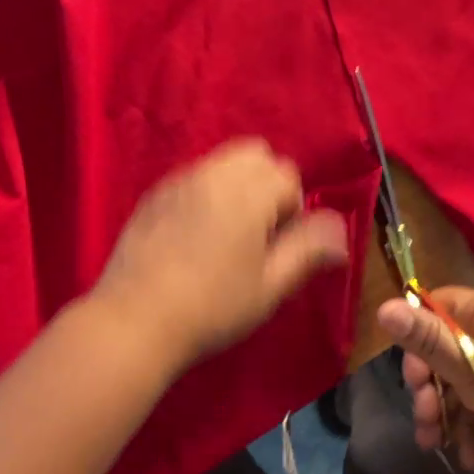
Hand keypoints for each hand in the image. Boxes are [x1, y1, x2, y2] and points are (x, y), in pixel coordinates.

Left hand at [92, 138, 349, 366]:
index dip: (292, 208)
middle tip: (258, 232)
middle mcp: (214, 173)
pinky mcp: (154, 194)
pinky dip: (205, 193)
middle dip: (265, 184)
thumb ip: (307, 250)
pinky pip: (193, 177)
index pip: (287, 174)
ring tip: (227, 235)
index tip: (278, 245)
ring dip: (235, 186)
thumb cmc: (212, 307)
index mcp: (249, 192)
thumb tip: (339, 231)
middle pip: (255, 154)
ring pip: (222, 162)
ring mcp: (180, 180)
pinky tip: (194, 237)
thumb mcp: (269, 286)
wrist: (135, 319)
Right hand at [377, 286, 473, 473]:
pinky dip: (469, 426)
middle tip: (424, 417)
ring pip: (457, 379)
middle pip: (442, 346)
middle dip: (428, 385)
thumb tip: (382, 306)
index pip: (434, 305)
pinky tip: (470, 457)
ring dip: (443, 412)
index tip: (412, 376)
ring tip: (437, 445)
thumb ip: (428, 341)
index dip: (415, 337)